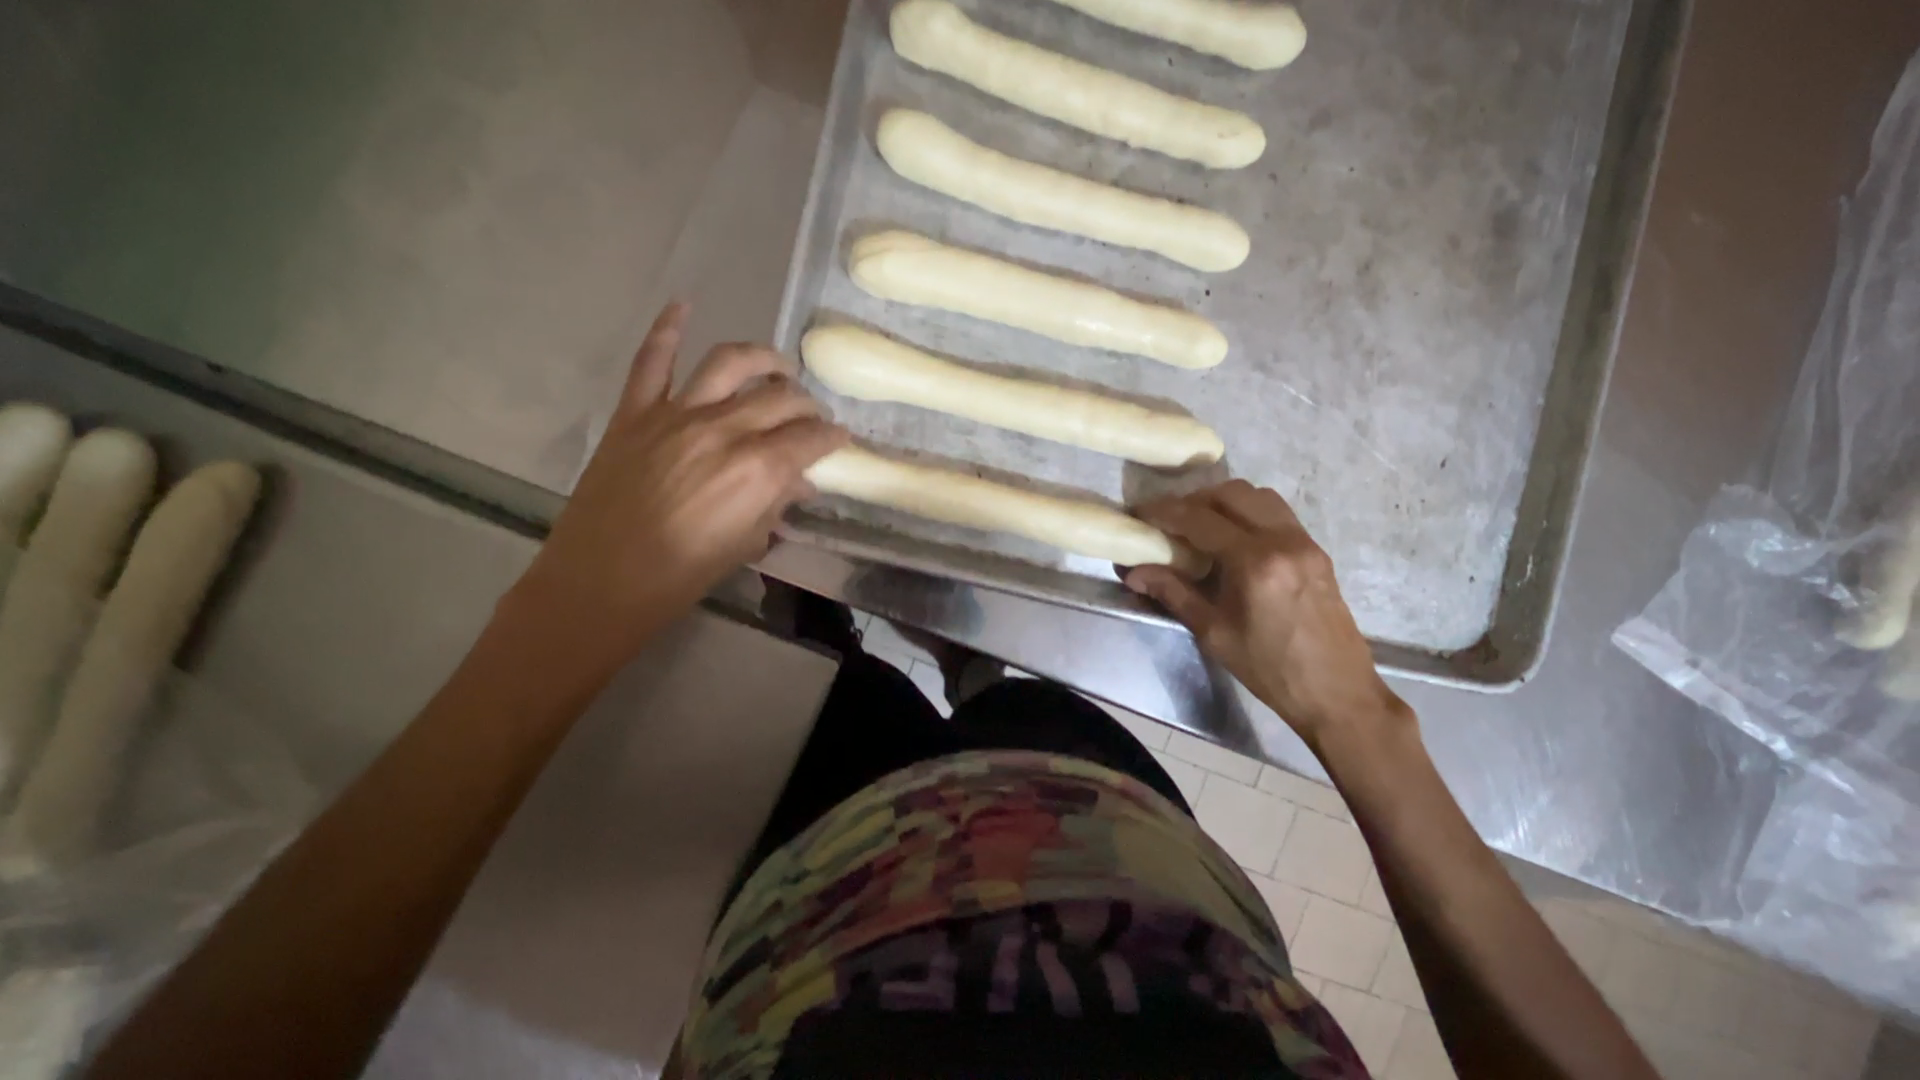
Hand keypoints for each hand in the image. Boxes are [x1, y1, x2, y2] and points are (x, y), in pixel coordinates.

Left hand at [506, 302, 846, 671]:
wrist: (601, 581)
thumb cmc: (681, 575)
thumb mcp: (744, 545)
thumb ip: (775, 505)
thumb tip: (798, 482)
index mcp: (756, 470)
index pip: (809, 438)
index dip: (831, 436)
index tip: (840, 438)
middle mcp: (723, 429)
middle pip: (779, 398)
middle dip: (805, 403)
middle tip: (811, 415)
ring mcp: (676, 414)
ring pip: (729, 363)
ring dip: (762, 358)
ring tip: (777, 366)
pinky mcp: (635, 412)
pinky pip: (653, 361)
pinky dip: (667, 329)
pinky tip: (683, 305)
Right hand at [1125, 480, 1408, 750]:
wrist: (1336, 692)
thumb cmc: (1270, 670)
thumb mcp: (1214, 633)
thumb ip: (1173, 593)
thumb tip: (1134, 572)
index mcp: (1254, 562)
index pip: (1201, 519)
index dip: (1165, 511)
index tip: (1140, 513)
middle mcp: (1283, 540)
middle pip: (1232, 494)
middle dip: (1194, 500)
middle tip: (1169, 520)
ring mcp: (1305, 543)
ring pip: (1259, 497)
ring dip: (1224, 502)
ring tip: (1201, 527)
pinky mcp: (1316, 552)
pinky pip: (1277, 515)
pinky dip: (1249, 514)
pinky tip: (1234, 541)